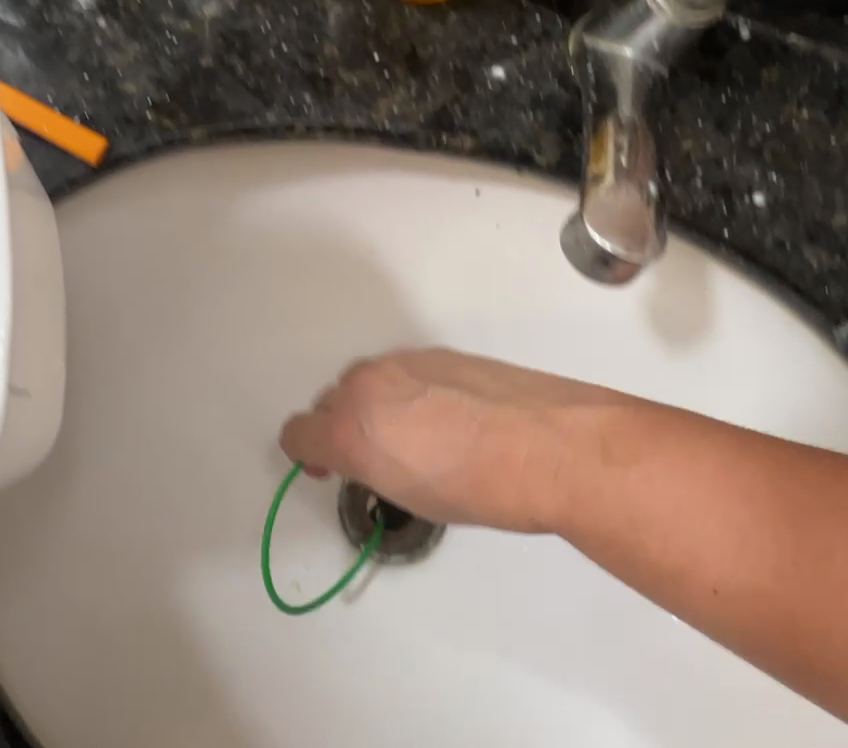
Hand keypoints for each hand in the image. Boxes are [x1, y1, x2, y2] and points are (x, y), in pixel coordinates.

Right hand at [277, 348, 631, 533]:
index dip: (307, 453)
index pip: (298, 432)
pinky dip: (409, 390)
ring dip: (376, 405)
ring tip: (419, 435)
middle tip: (379, 458)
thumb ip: (370, 466)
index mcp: (350, 429)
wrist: (549, 446)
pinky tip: (449, 414)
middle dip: (343, 427)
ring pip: (366, 381)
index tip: (326, 467)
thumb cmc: (479, 489)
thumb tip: (371, 455)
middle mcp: (367, 385)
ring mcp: (403, 362)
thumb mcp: (409, 496)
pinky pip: (403, 371)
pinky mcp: (437, 352)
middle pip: (330, 401)